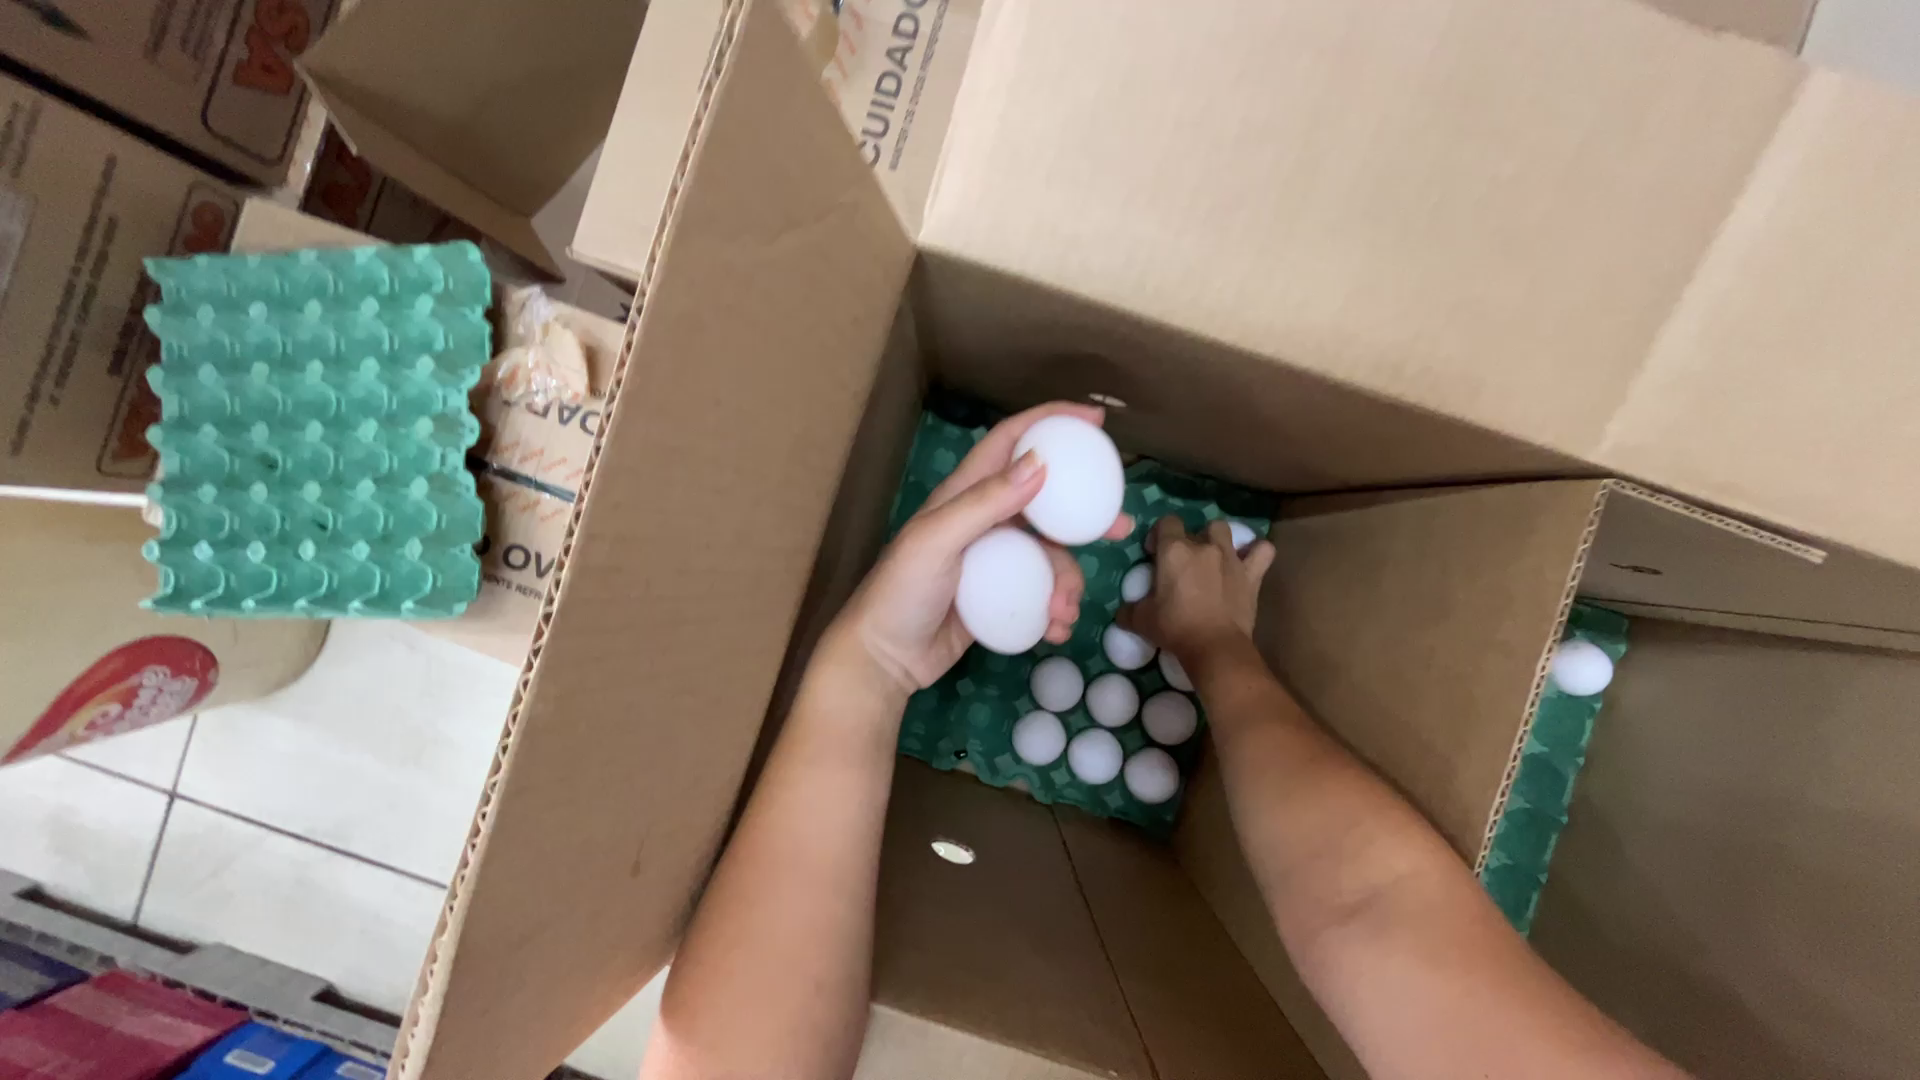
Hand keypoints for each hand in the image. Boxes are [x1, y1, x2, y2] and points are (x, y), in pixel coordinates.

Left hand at [829, 403, 1132, 695]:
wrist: (884, 659)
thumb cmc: (900, 592)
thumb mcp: (937, 541)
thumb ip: (985, 502)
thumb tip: (1041, 463)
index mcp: (964, 495)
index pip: (1011, 442)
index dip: (1051, 422)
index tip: (1094, 421)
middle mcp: (984, 521)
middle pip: (1046, 502)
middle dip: (1084, 514)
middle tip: (1119, 525)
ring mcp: (995, 561)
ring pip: (1051, 555)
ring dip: (1068, 580)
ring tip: (1065, 610)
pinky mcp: (1002, 597)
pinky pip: (1042, 592)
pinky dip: (1055, 608)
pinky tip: (1054, 629)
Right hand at [1120, 516, 1275, 666]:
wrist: (1215, 647)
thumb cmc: (1174, 628)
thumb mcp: (1140, 620)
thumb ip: (1129, 610)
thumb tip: (1124, 611)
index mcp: (1174, 551)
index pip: (1166, 522)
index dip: (1158, 535)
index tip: (1153, 555)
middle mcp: (1203, 547)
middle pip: (1196, 527)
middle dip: (1188, 539)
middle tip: (1182, 563)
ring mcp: (1231, 558)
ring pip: (1225, 531)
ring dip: (1218, 539)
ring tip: (1212, 558)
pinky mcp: (1252, 575)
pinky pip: (1263, 551)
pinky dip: (1257, 552)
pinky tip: (1249, 561)